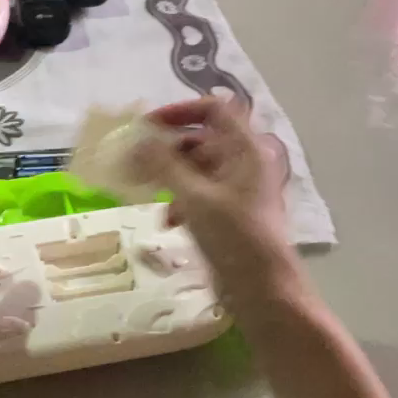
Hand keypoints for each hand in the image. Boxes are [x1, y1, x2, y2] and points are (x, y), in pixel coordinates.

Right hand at [132, 97, 299, 296]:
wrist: (262, 289)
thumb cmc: (234, 237)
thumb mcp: (194, 198)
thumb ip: (164, 165)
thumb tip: (137, 139)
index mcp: (245, 149)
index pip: (214, 109)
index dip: (180, 111)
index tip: (147, 126)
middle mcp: (245, 162)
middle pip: (202, 139)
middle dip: (167, 149)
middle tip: (135, 161)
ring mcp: (239, 188)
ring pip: (198, 168)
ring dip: (170, 177)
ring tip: (146, 193)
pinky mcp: (230, 212)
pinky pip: (200, 193)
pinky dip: (181, 200)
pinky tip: (168, 221)